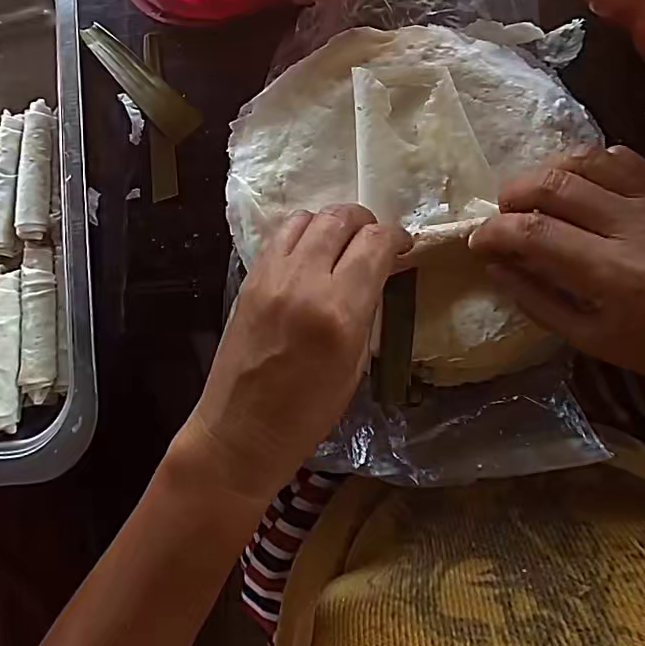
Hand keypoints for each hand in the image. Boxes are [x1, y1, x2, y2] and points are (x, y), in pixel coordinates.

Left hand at [172, 205, 408, 504]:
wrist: (241, 427)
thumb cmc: (308, 411)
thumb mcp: (355, 363)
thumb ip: (366, 308)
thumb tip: (379, 271)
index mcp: (338, 311)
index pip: (374, 244)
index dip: (395, 236)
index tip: (403, 245)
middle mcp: (303, 282)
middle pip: (338, 219)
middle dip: (364, 220)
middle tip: (373, 238)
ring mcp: (270, 276)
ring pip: (305, 218)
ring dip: (330, 222)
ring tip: (340, 242)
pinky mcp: (248, 278)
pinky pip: (278, 236)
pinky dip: (300, 233)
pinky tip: (309, 252)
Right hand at [468, 146, 644, 390]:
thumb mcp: (589, 338)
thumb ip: (534, 298)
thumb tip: (493, 262)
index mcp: (616, 276)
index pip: (534, 233)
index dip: (493, 232)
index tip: (478, 243)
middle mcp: (636, 229)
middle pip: (551, 185)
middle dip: (509, 196)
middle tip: (502, 218)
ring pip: (580, 160)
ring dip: (541, 174)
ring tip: (531, 200)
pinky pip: (617, 156)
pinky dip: (582, 163)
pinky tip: (572, 187)